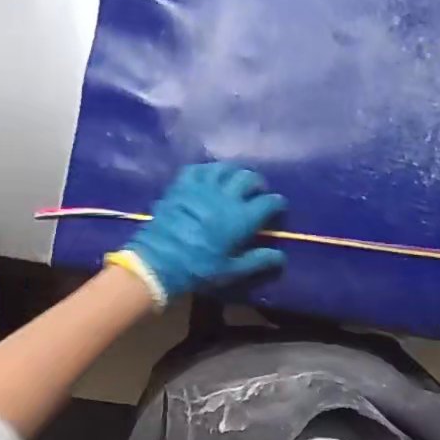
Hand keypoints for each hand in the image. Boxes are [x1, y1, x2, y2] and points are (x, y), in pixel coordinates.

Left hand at [116, 162, 285, 303]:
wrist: (158, 262)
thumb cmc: (198, 269)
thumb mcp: (232, 271)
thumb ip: (258, 261)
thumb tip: (281, 256)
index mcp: (242, 218)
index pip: (270, 201)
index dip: (277, 204)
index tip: (276, 210)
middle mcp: (226, 196)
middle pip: (249, 178)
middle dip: (257, 184)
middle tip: (255, 194)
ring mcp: (202, 187)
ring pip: (225, 167)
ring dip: (234, 172)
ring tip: (234, 181)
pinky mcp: (182, 185)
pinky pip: (198, 168)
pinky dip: (207, 170)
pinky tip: (209, 177)